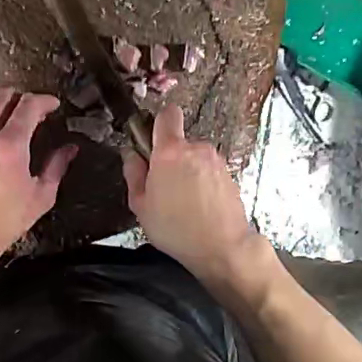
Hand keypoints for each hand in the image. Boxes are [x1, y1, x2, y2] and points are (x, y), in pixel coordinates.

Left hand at [0, 88, 75, 263]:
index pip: (28, 105)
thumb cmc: (7, 219)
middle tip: (34, 108)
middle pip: (2, 96)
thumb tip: (70, 149)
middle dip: (22, 97)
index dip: (44, 100)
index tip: (53, 105)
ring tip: (11, 111)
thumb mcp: (42, 195)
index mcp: (10, 147)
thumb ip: (57, 166)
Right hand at [121, 106, 259, 281]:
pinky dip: (202, 185)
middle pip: (179, 143)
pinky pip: (209, 173)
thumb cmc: (178, 229)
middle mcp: (196, 150)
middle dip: (170, 160)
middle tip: (162, 188)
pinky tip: (197, 208)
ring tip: (181, 204)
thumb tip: (131, 156)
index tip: (151, 142)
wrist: (223, 247)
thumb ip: (133, 174)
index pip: (167, 114)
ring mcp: (216, 162)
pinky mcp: (229, 176)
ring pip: (195, 159)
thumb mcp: (141, 206)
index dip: (157, 124)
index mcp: (170, 152)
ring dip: (187, 174)